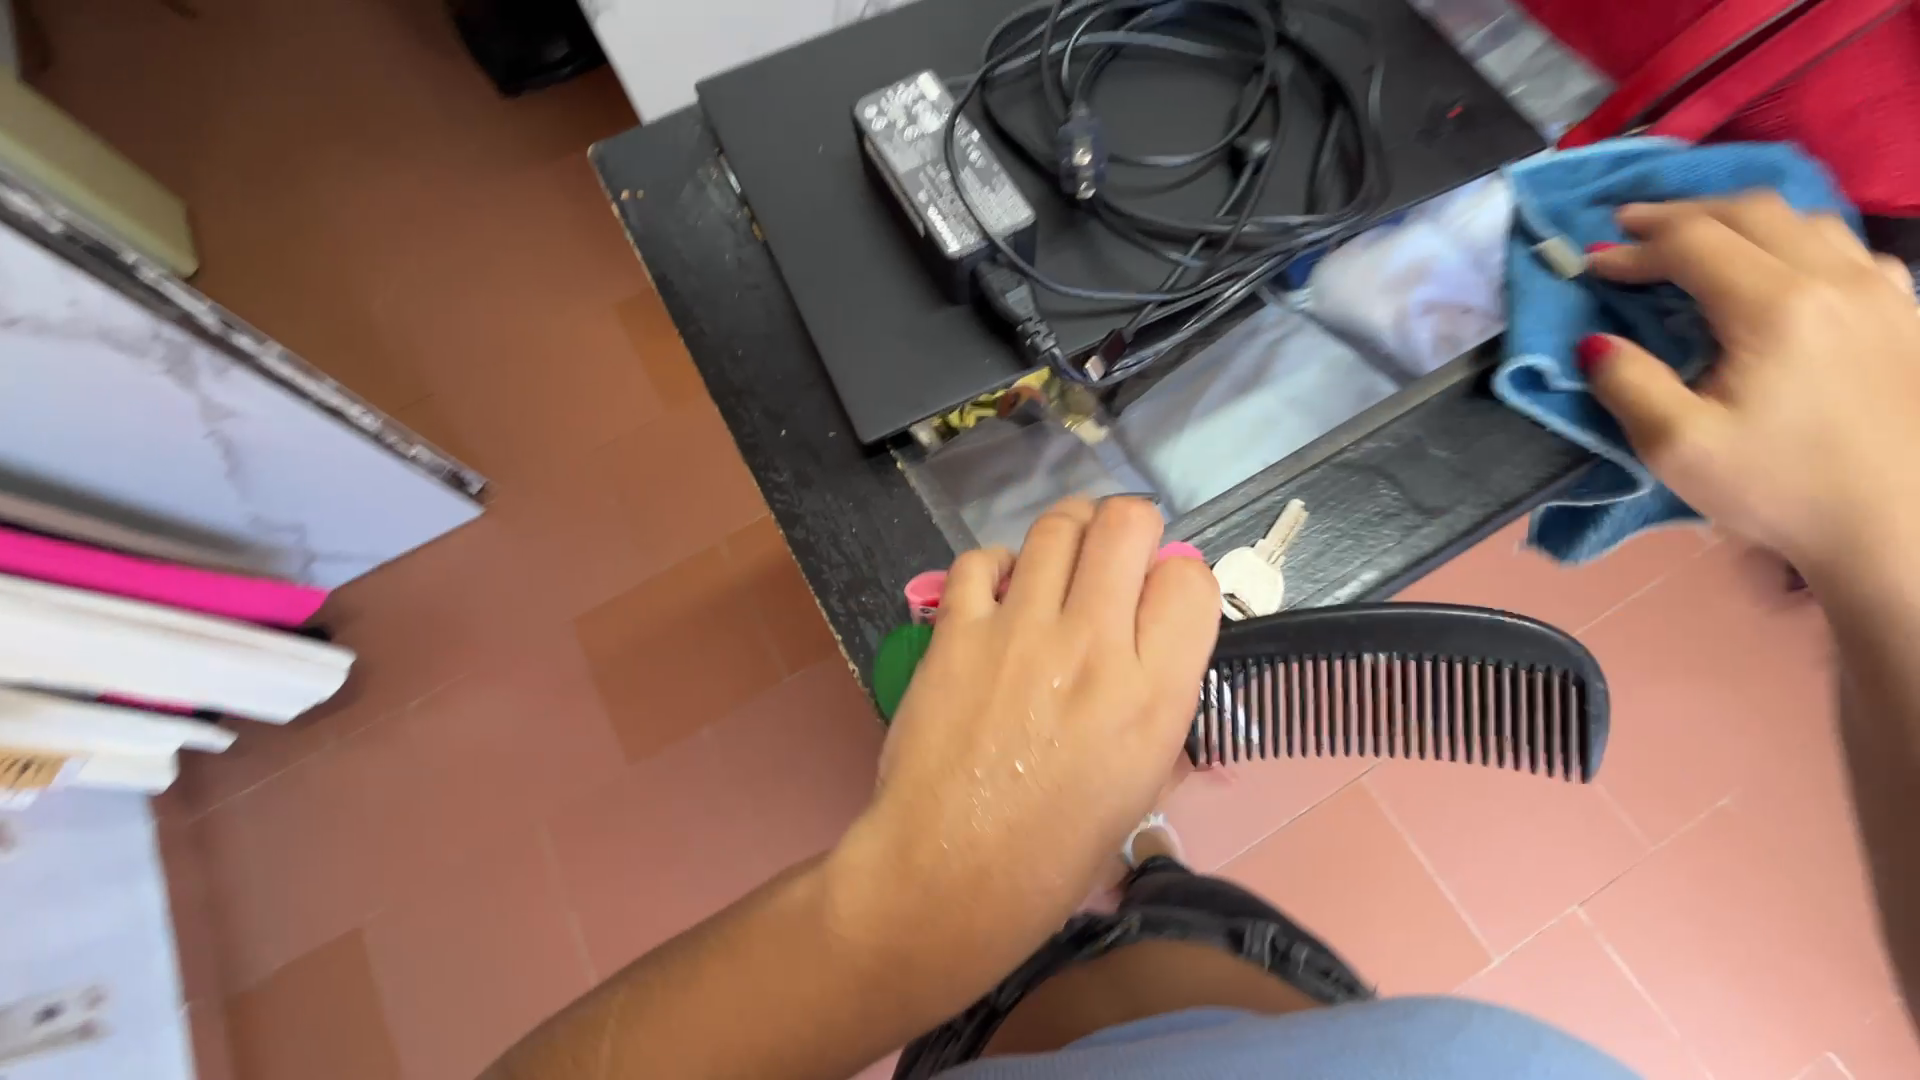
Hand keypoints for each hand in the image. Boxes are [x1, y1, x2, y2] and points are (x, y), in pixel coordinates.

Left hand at [832, 497, 1217, 971]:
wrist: (952, 868)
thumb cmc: (1057, 849)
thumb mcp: (1143, 784)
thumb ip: (1162, 701)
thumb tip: (1158, 644)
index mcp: (1152, 693)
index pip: (1191, 579)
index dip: (1179, 578)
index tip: (1159, 596)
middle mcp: (1092, 645)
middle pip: (1126, 524)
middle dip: (1130, 525)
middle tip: (1115, 554)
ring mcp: (1019, 631)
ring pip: (1056, 526)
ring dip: (1069, 530)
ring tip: (1064, 556)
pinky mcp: (957, 631)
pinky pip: (980, 560)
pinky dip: (996, 564)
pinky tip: (1000, 591)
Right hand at [1582, 194, 1919, 578]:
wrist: (1898, 524)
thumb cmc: (1776, 485)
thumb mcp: (1674, 445)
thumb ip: (1627, 383)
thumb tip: (1596, 342)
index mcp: (1776, 309)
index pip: (1694, 245)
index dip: (1634, 249)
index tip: (1591, 265)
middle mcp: (1837, 281)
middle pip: (1753, 213)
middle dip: (1680, 215)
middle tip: (1627, 231)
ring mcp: (1882, 292)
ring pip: (1805, 220)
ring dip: (1736, 221)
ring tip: (1690, 241)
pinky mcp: (1902, 313)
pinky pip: (1842, 247)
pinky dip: (1788, 239)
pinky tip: (1767, 267)